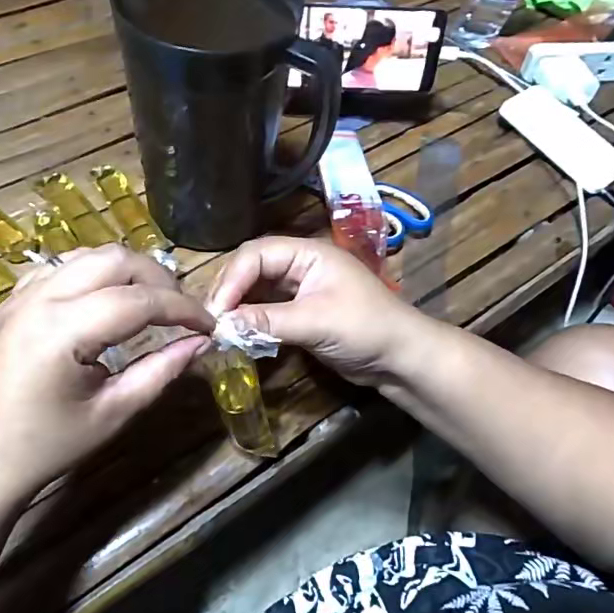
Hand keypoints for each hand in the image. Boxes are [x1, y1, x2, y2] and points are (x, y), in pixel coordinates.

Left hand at [0, 245, 213, 517]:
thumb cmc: (43, 449)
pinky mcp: (7, 303)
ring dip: (124, 272)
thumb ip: (159, 372)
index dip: (182, 308)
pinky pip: (57, 270)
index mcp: (60, 330)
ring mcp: (17, 297)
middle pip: (113, 259)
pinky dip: (90, 276)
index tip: (209, 325)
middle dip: (157, 279)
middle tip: (180, 312)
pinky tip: (102, 303)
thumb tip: (200, 343)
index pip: (138, 300)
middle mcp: (37, 299)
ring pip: (84, 257)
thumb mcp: (111, 414)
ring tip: (149, 304)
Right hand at [206, 236, 432, 385]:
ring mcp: (299, 288)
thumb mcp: (317, 323)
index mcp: (308, 253)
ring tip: (218, 328)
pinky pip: (264, 309)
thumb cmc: (367, 329)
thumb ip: (268, 321)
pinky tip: (237, 334)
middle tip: (210, 321)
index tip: (216, 311)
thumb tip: (222, 326)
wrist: (403, 359)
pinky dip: (249, 320)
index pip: (256, 254)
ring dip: (236, 307)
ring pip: (255, 289)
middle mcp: (300, 265)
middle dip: (229, 291)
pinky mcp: (299, 312)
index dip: (231, 279)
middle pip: (251, 268)